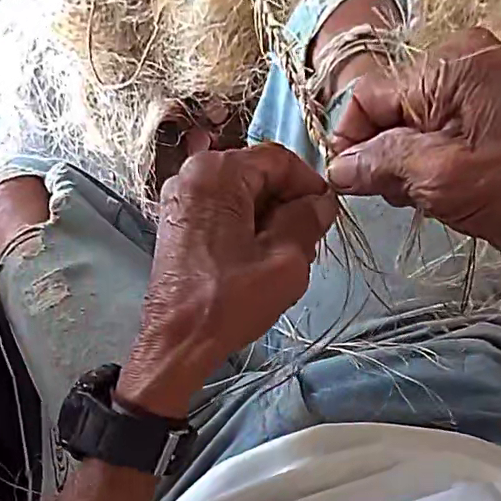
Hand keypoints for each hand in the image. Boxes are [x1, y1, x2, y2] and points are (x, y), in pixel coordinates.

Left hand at [118, 145, 337, 417]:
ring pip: (239, 197)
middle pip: (256, 176)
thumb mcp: (286, 259)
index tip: (324, 212)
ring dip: (266, 222)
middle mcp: (191, 178)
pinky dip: (243, 231)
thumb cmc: (226, 303)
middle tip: (305, 243)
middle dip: (286, 206)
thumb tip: (320, 203)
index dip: (308, 184)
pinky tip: (255, 263)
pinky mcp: (176, 228)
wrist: (177, 341)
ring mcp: (179, 203)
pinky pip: (220, 215)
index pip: (278, 159)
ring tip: (280, 260)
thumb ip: (308, 220)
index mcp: (217, 173)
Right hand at [325, 28, 500, 291]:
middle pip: (382, 113)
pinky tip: (438, 191)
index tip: (352, 185)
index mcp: (450, 65)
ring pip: (399, 132)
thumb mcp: (439, 176)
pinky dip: (419, 171)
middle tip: (405, 193)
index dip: (350, 142)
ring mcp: (469, 91)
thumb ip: (381, 163)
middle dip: (379, 158)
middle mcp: (457, 65)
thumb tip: (334, 169)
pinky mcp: (476, 118)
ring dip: (399, 170)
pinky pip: (423, 141)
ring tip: (429, 194)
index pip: (366, 96)